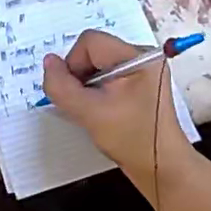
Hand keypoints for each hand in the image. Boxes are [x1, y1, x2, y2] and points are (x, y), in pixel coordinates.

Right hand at [41, 30, 195, 180]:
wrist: (161, 168)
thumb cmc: (130, 138)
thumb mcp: (88, 112)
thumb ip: (61, 85)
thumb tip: (49, 62)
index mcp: (138, 56)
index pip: (90, 42)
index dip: (73, 64)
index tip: (77, 94)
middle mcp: (144, 55)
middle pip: (94, 50)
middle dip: (81, 74)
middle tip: (85, 102)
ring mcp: (144, 69)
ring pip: (99, 62)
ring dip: (88, 83)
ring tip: (95, 107)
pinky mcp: (141, 82)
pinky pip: (108, 73)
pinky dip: (98, 88)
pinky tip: (103, 108)